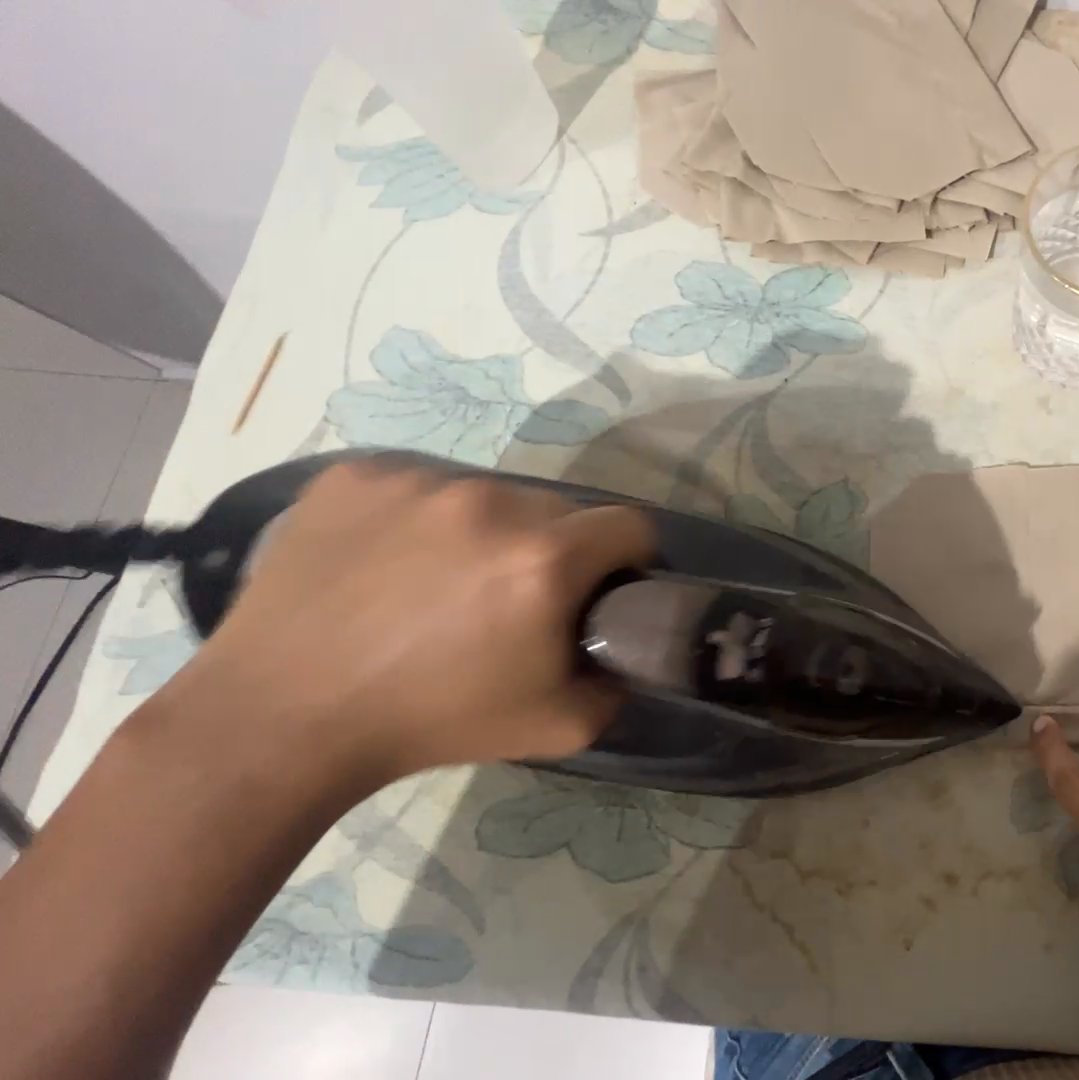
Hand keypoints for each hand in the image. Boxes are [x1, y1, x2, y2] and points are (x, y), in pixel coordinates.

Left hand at [158, 459, 653, 783]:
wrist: (281, 720)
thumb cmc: (434, 723)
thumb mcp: (561, 726)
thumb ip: (618, 684)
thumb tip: (628, 653)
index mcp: (546, 559)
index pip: (631, 525)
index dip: (629, 560)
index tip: (602, 592)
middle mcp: (489, 503)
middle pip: (561, 510)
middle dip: (558, 549)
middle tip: (517, 600)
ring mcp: (416, 482)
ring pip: (491, 495)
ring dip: (490, 532)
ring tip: (444, 584)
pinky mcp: (355, 476)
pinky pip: (420, 486)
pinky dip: (421, 520)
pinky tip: (390, 565)